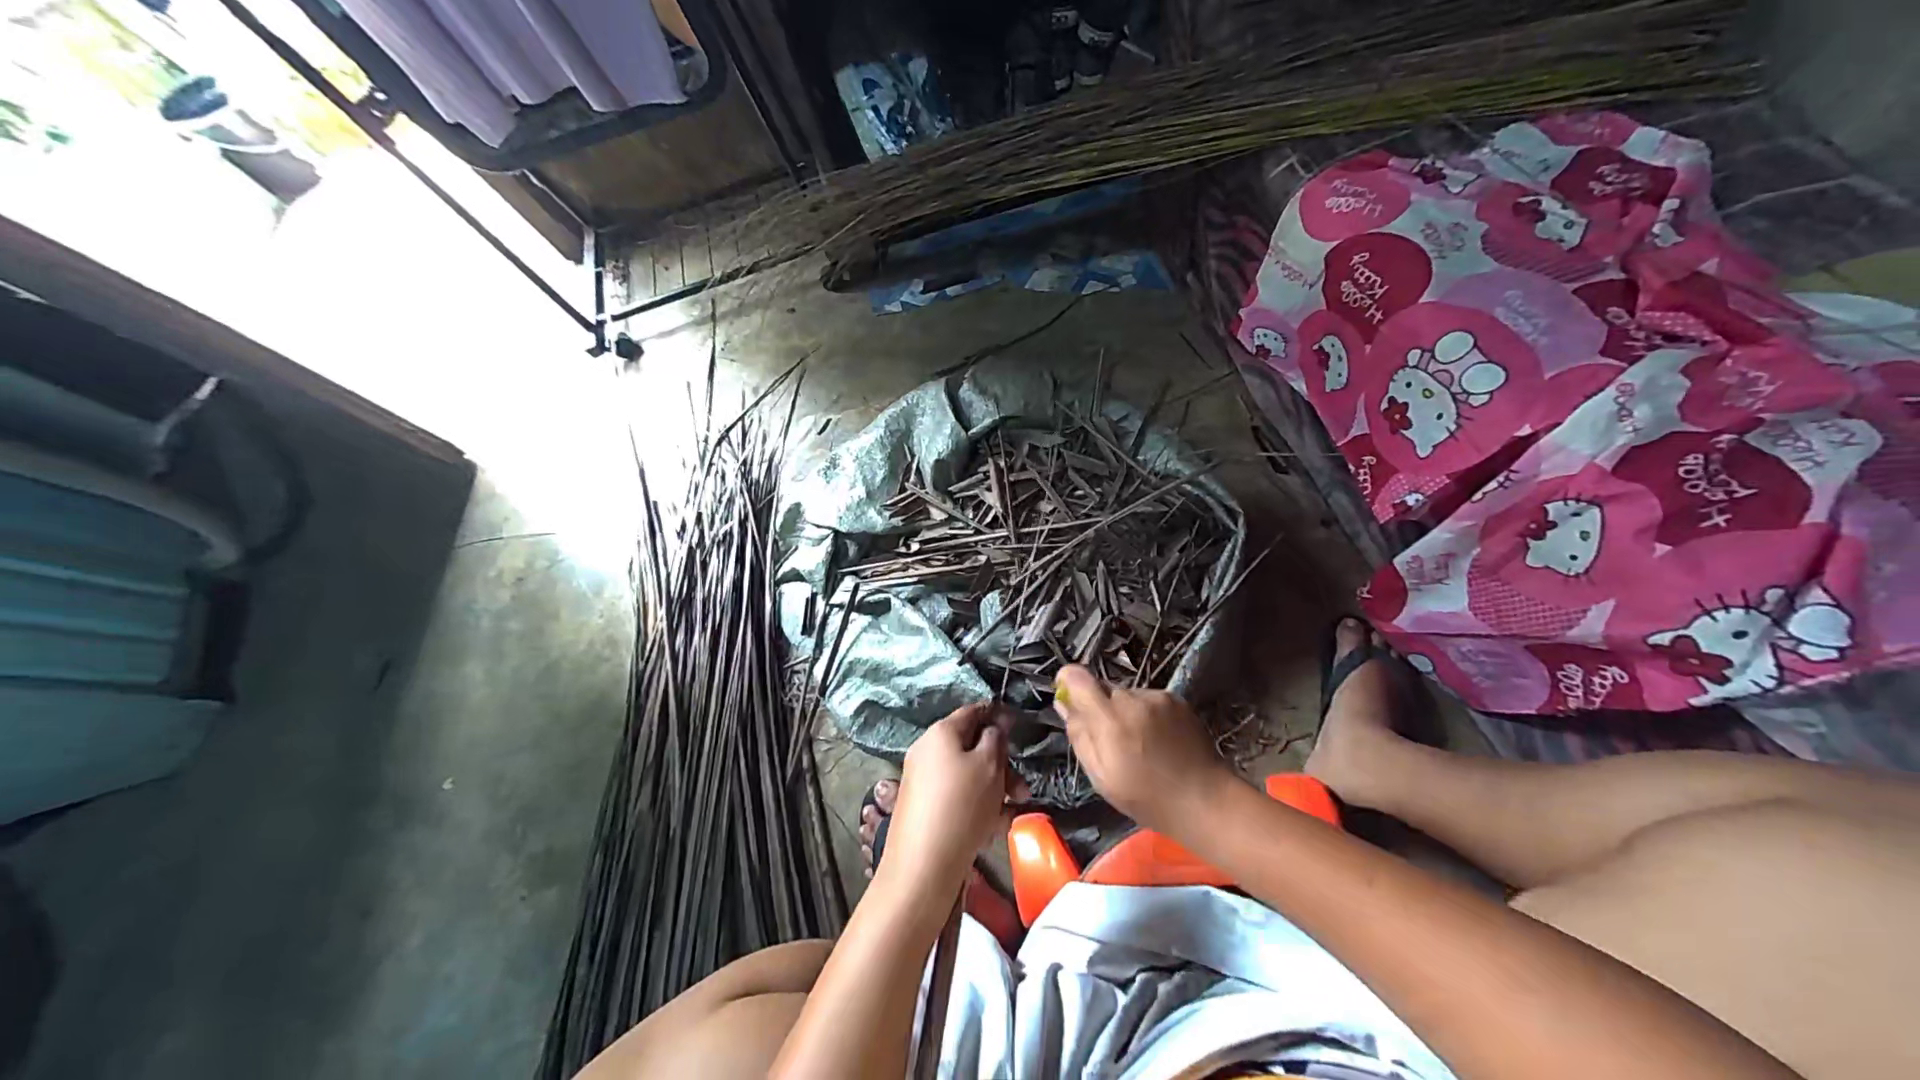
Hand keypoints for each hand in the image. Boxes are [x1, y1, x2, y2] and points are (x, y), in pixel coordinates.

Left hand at [883, 702, 1026, 894]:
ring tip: (1009, 813)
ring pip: (967, 774)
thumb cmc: (962, 805)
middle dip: (1001, 766)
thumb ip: (996, 739)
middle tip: (1021, 790)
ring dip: (993, 789)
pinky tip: (990, 828)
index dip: (999, 718)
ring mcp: (922, 779)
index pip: (974, 712)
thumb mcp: (990, 766)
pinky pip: (956, 796)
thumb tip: (995, 724)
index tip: (1020, 731)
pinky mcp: (922, 807)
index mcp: (940, 732)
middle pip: (972, 747)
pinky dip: (975, 806)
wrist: (923, 864)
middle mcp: (926, 750)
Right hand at [1053, 665, 1235, 830]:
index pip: (1077, 677)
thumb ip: (1079, 735)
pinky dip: (1147, 714)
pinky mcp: (1176, 699)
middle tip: (1112, 741)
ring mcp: (1158, 697)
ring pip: (1127, 695)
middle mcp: (1133, 700)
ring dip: (1126, 712)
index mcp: (1110, 721)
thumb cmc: (1146, 798)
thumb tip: (1063, 703)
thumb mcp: (1100, 777)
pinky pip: (1149, 699)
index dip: (1068, 681)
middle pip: (1103, 689)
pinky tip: (1159, 739)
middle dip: (1101, 709)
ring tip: (1141, 744)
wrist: (1205, 800)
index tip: (1069, 697)